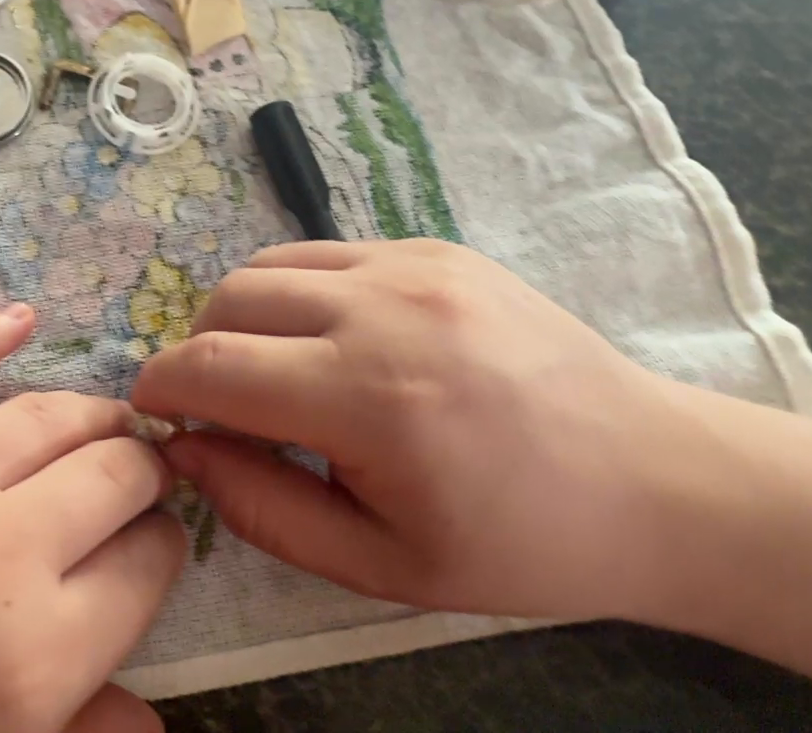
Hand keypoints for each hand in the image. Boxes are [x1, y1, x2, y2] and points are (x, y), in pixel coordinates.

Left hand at [0, 304, 184, 732]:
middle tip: (141, 478)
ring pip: (47, 416)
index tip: (155, 547)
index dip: (165, 550)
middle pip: (114, 476)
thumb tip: (152, 721)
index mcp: (32, 657)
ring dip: (93, 413)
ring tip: (112, 420)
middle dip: (144, 472)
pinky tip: (22, 316)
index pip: (149, 566)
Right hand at [131, 239, 699, 622]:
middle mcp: (382, 309)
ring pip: (267, 265)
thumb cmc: (518, 542)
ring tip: (267, 366)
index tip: (153, 411)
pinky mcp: (432, 246)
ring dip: (239, 315)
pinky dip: (294, 293)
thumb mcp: (378, 564)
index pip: (213, 368)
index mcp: (368, 398)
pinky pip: (321, 253)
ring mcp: (411, 264)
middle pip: (229, 300)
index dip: (162, 387)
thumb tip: (187, 447)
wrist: (658, 478)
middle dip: (195, 350)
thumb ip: (260, 508)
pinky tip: (327, 338)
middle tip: (216, 402)